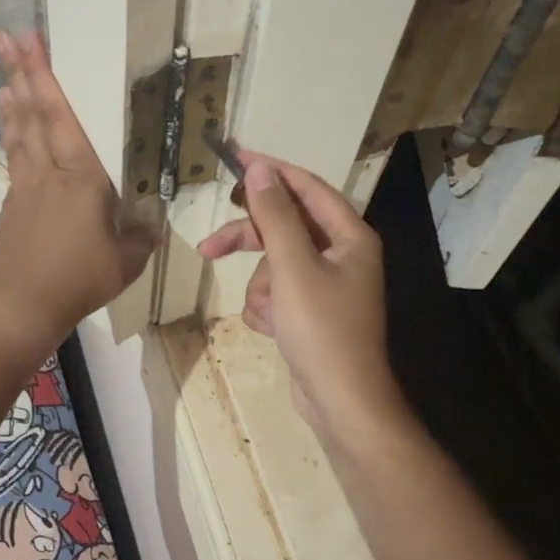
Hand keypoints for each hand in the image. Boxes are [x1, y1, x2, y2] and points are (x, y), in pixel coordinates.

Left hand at [0, 32, 153, 350]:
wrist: (23, 305)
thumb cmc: (80, 280)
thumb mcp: (127, 261)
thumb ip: (141, 237)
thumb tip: (154, 225)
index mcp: (80, 177)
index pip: (62, 116)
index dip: (45, 76)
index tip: (31, 41)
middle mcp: (48, 172)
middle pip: (33, 114)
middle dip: (21, 72)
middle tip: (6, 36)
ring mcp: (26, 187)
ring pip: (19, 133)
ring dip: (13, 100)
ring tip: (5, 73)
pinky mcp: (13, 205)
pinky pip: (15, 158)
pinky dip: (13, 135)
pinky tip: (13, 130)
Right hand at [197, 152, 401, 431]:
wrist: (340, 401)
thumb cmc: (323, 329)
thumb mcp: (293, 267)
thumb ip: (275, 215)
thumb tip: (260, 168)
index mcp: (349, 236)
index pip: (307, 188)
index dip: (272, 171)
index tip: (234, 158)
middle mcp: (342, 255)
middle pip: (285, 229)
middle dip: (251, 243)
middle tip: (210, 247)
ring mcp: (327, 287)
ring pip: (275, 266)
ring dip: (262, 288)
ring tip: (270, 314)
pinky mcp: (311, 314)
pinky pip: (278, 295)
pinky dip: (268, 310)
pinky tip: (272, 330)